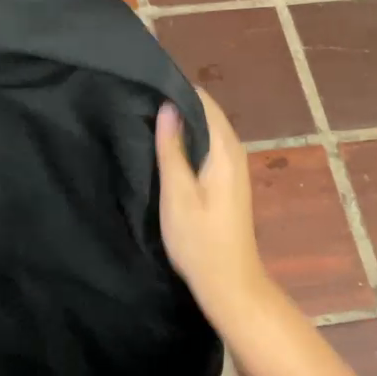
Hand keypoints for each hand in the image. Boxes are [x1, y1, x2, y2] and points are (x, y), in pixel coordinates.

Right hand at [155, 89, 269, 316]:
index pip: (203, 100)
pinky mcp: (229, 179)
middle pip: (206, 112)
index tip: (147, 91)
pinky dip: (189, 140)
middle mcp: (234, 150)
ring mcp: (234, 165)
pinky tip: (167, 149)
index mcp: (224, 148)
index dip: (176, 92)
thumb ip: (172, 148)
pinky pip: (208, 144)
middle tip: (142, 106)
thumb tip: (167, 105)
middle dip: (177, 106)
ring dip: (182, 125)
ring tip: (149, 123)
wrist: (230, 285)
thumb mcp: (177, 193)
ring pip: (206, 129)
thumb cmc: (200, 239)